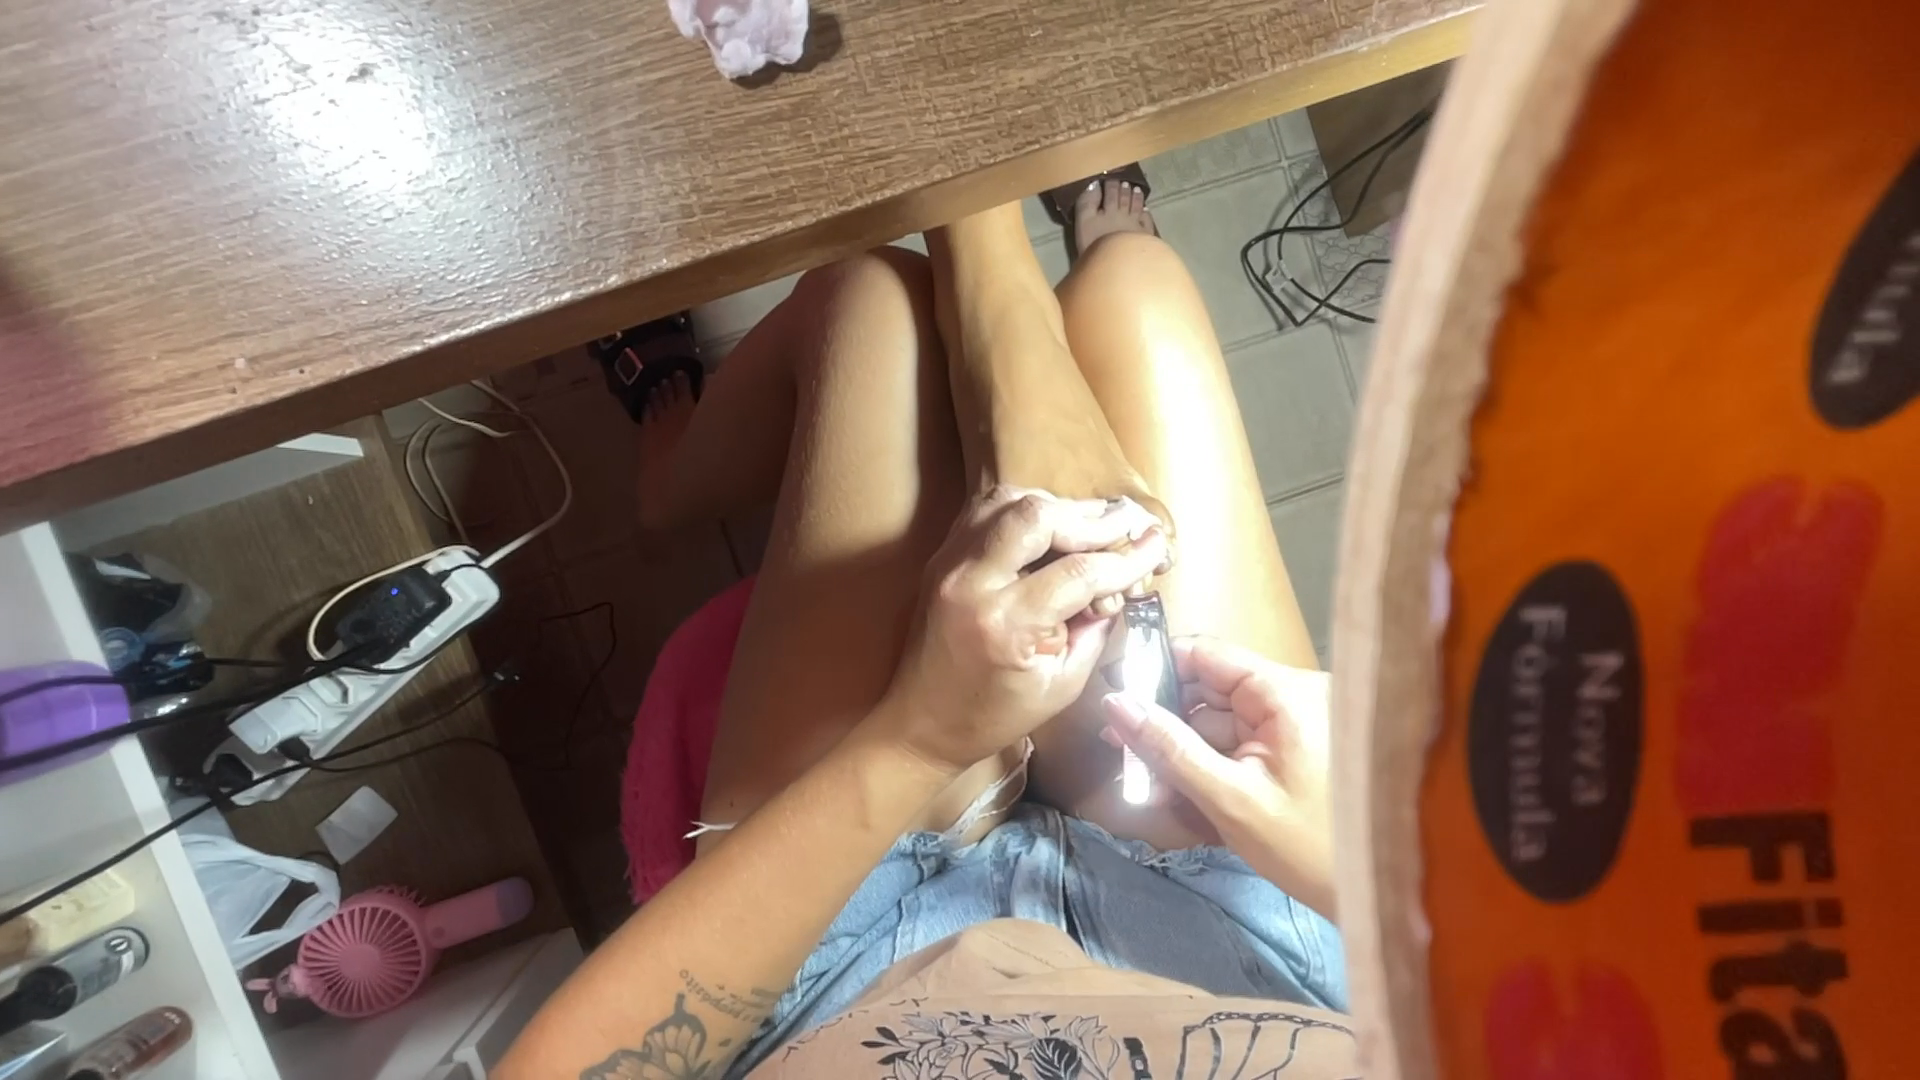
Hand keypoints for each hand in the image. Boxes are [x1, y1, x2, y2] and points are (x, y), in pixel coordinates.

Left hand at [877, 487, 1169, 774]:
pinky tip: (1050, 525)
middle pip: (1040, 517)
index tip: (1158, 546)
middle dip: (1093, 519)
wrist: (922, 721)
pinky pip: (985, 509)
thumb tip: (1122, 581)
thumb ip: (1095, 627)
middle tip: (1129, 525)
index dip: (1127, 557)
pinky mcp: (941, 556)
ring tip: (1092, 526)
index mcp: (1006, 624)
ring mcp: (949, 562)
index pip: (1079, 573)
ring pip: (1010, 501)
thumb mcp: (1062, 684)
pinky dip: (1024, 509)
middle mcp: (972, 581)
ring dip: (1058, 508)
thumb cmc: (994, 714)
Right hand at [1100, 637, 1335, 919]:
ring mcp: (1295, 726)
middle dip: (1162, 719)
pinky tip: (1173, 790)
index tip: (1115, 691)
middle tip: (1116, 746)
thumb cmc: (1314, 850)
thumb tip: (1113, 702)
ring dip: (1179, 749)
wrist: (1389, 904)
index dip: (1157, 666)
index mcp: (1286, 692)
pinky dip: (1206, 765)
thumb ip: (1168, 749)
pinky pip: (1237, 746)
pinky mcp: (1295, 753)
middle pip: (1208, 690)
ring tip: (1138, 778)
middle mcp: (1292, 696)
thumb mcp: (1232, 800)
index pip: (1207, 654)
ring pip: (1217, 722)